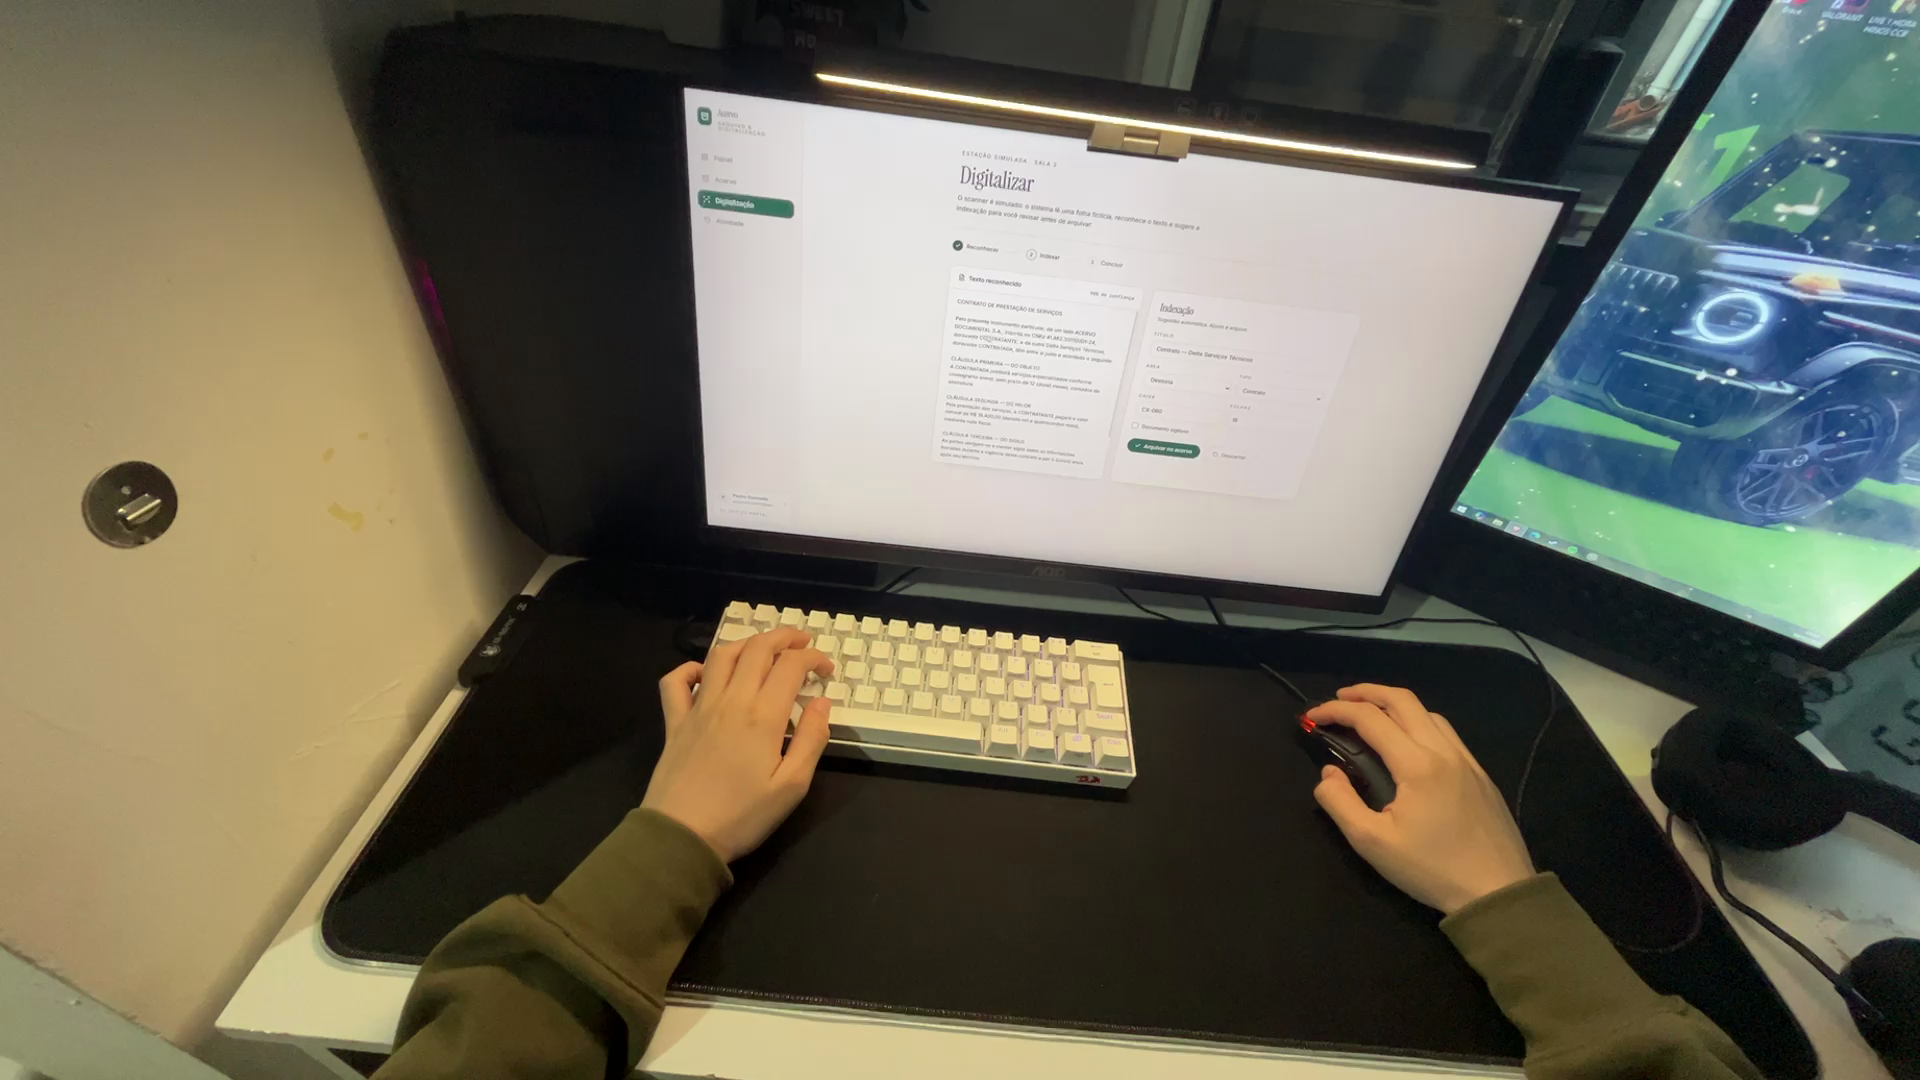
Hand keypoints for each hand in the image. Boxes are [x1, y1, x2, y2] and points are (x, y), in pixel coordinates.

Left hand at [641, 627, 834, 861]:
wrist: (680, 839)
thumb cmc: (742, 816)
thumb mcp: (793, 786)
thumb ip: (813, 739)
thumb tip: (823, 702)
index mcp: (763, 715)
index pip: (791, 665)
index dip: (813, 658)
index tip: (826, 670)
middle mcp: (731, 700)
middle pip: (757, 648)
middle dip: (784, 637)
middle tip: (802, 641)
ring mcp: (699, 708)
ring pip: (721, 655)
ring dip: (747, 643)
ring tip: (764, 648)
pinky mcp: (674, 722)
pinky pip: (676, 682)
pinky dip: (691, 668)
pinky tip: (706, 673)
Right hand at [1307, 684, 1534, 914]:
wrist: (1501, 897)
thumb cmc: (1432, 869)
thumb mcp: (1371, 842)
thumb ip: (1339, 801)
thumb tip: (1328, 773)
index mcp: (1417, 765)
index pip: (1369, 718)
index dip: (1335, 710)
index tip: (1312, 717)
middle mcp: (1444, 752)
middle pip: (1402, 700)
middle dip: (1365, 692)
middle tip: (1339, 699)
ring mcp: (1467, 762)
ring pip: (1427, 713)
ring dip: (1393, 705)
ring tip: (1370, 715)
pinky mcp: (1481, 776)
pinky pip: (1446, 733)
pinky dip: (1417, 722)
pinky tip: (1407, 741)